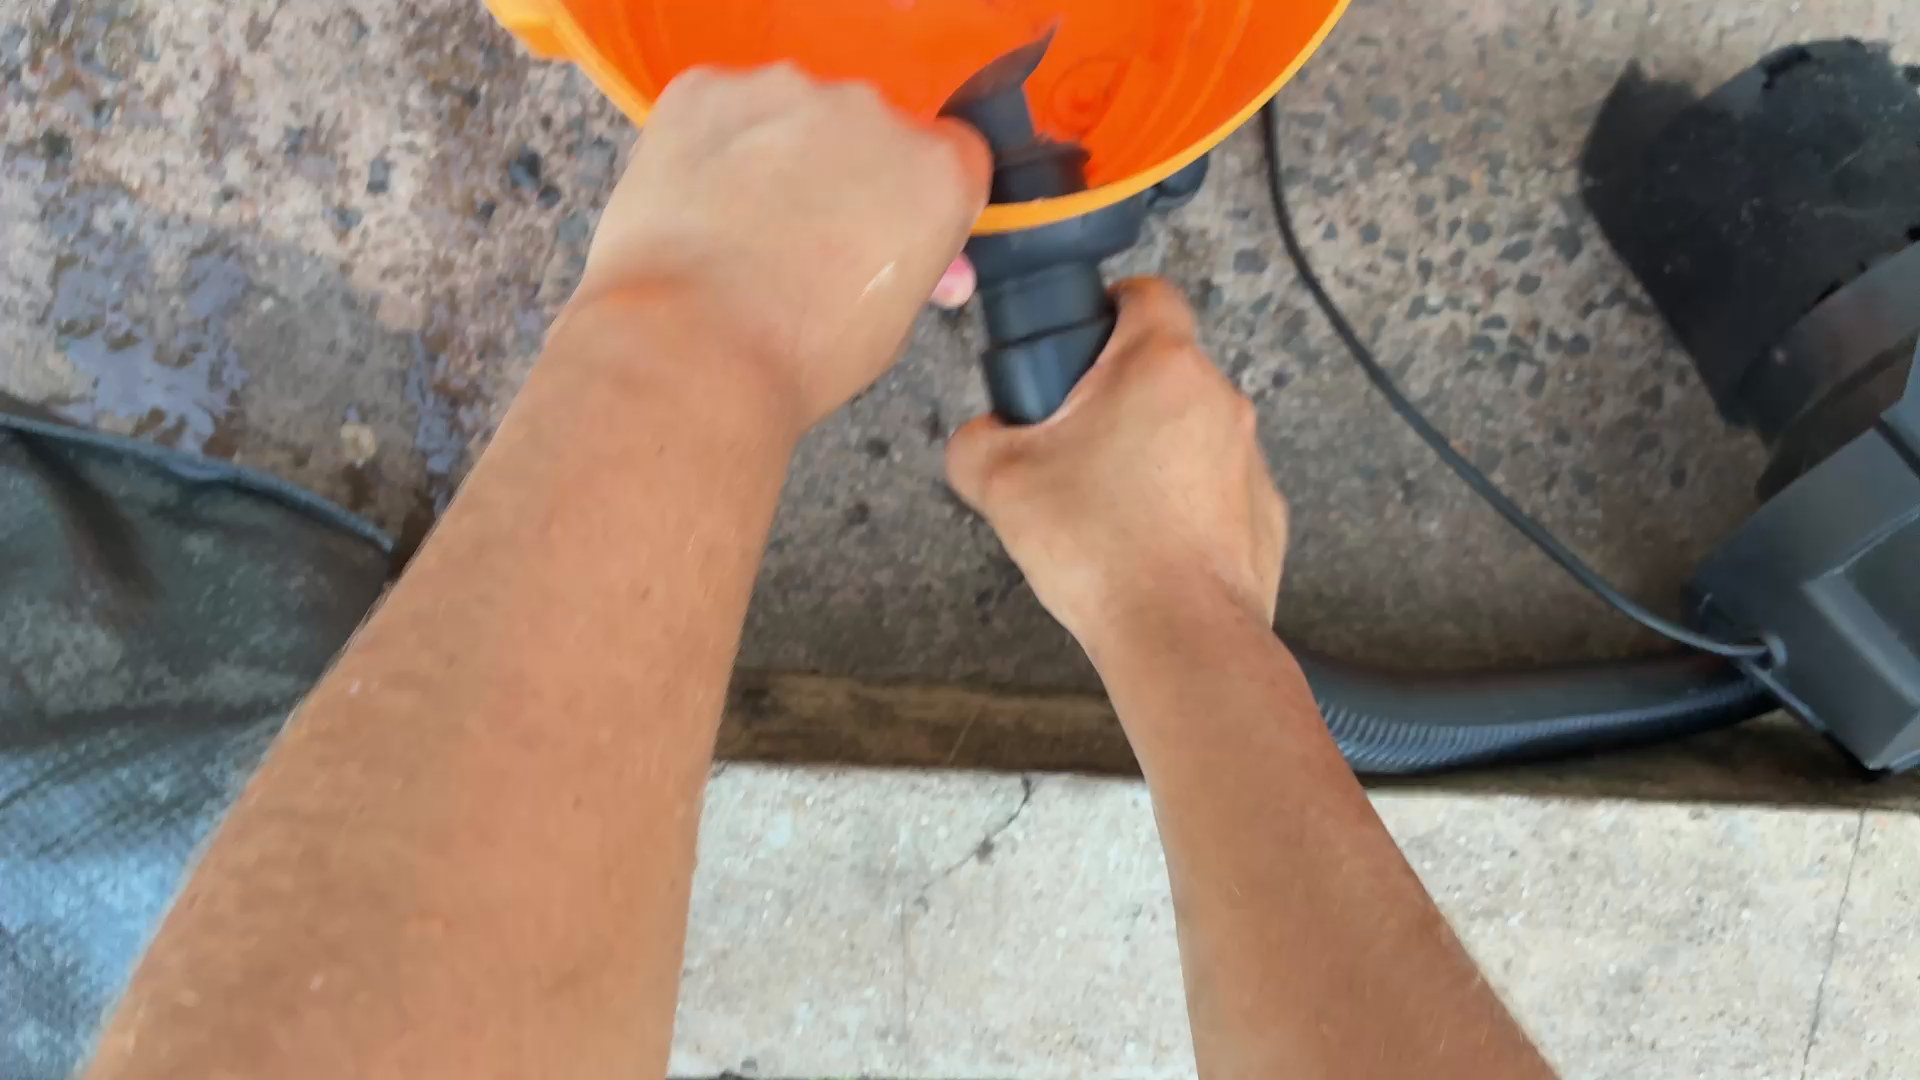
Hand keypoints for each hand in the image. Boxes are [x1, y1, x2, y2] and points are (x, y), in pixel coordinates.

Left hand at [566, 64, 989, 429]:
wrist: (698, 347)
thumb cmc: (804, 355)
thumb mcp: (893, 326)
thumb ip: (914, 270)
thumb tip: (920, 259)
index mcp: (936, 176)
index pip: (958, 158)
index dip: (927, 198)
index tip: (900, 229)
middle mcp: (871, 115)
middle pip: (877, 134)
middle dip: (857, 177)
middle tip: (818, 243)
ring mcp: (786, 92)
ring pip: (802, 115)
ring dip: (789, 158)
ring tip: (752, 232)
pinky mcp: (708, 91)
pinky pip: (732, 110)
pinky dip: (724, 148)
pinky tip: (708, 207)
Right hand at [945, 279, 1287, 651]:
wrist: (1178, 635)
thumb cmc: (1092, 541)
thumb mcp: (999, 483)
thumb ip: (974, 440)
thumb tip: (986, 435)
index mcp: (1160, 366)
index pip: (1146, 293)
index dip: (1106, 309)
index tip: (1075, 353)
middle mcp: (1220, 397)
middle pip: (1163, 369)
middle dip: (1116, 394)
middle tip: (1071, 448)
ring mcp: (1252, 457)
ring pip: (1189, 430)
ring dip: (1150, 450)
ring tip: (1109, 511)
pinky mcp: (1268, 512)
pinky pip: (1215, 486)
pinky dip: (1183, 501)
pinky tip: (1152, 548)